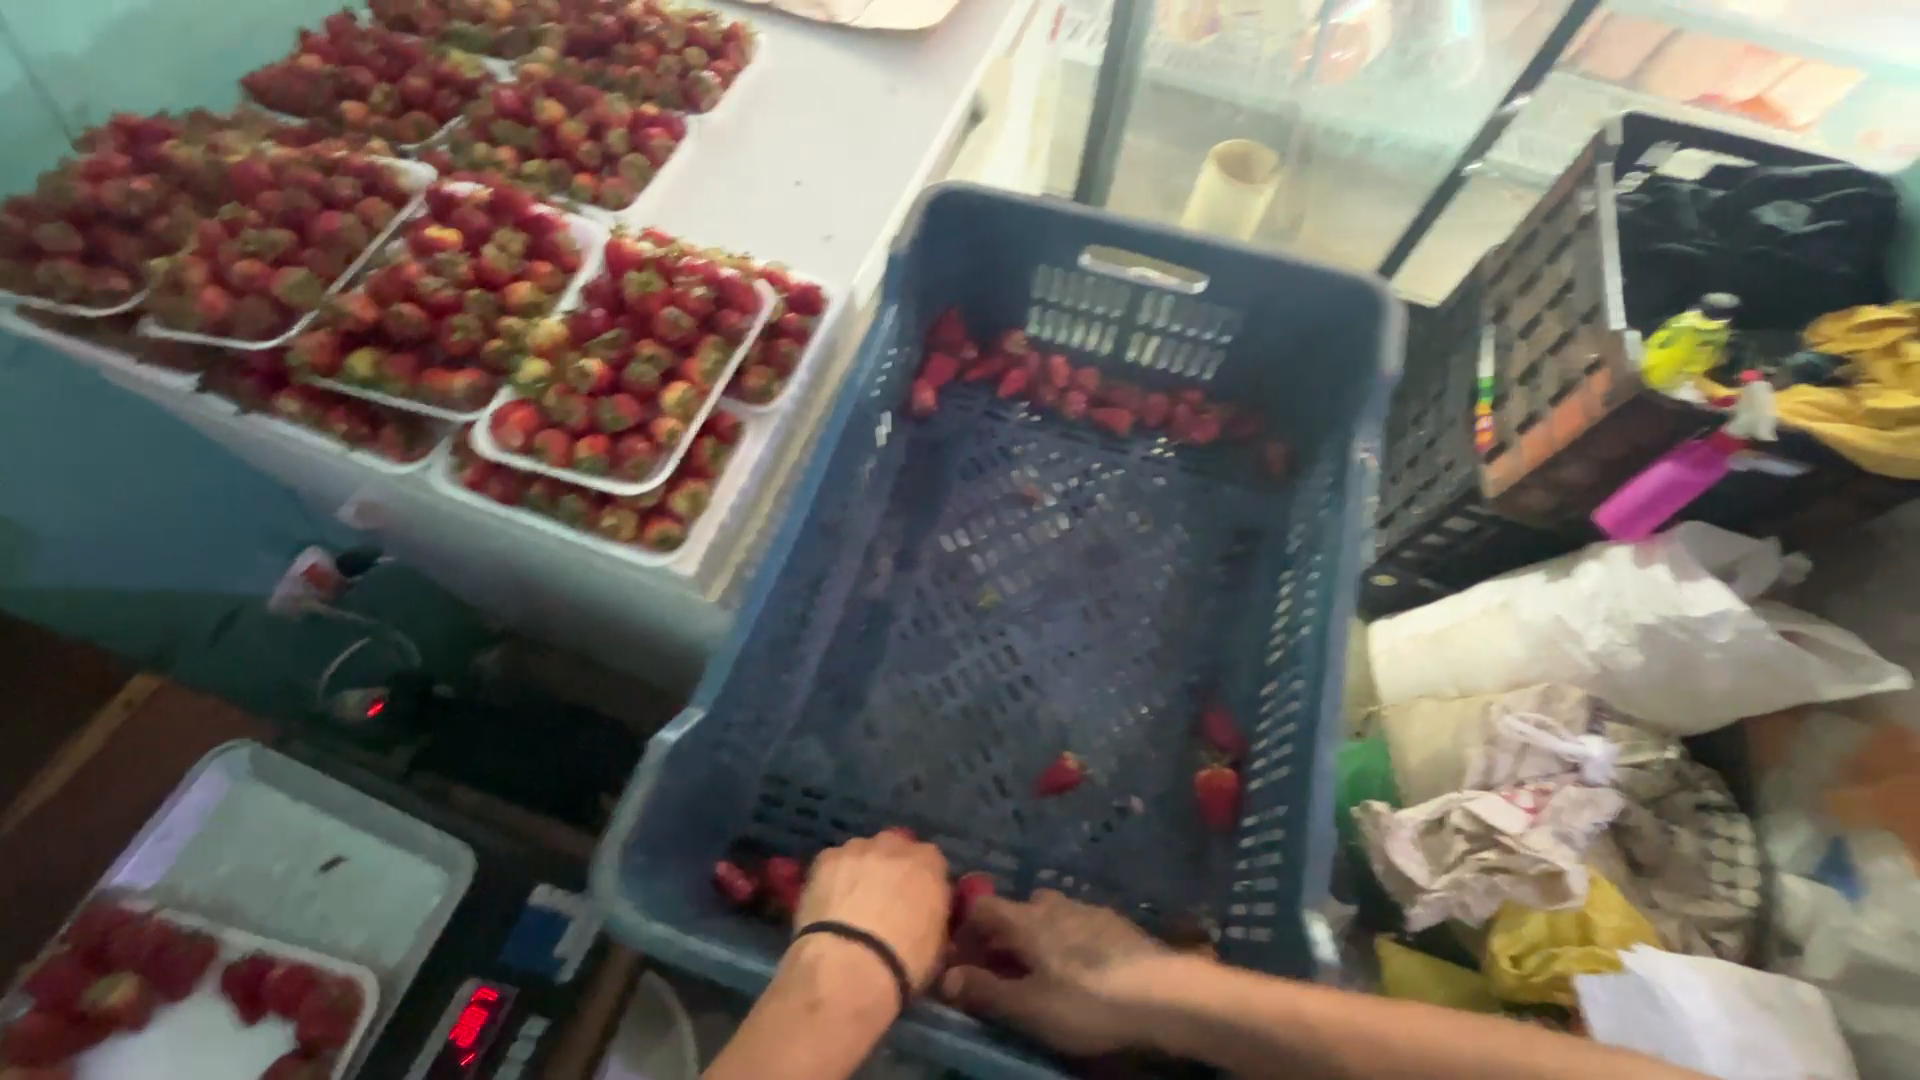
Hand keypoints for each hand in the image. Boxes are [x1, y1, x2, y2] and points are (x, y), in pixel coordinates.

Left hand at [793, 830, 950, 991]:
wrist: (850, 967)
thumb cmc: (904, 963)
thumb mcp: (938, 945)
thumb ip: (935, 917)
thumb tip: (926, 917)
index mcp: (930, 862)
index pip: (932, 862)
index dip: (923, 882)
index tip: (917, 903)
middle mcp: (894, 846)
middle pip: (895, 848)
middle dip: (891, 867)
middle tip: (883, 900)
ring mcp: (857, 849)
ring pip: (862, 851)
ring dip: (861, 869)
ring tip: (851, 903)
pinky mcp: (825, 859)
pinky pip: (833, 863)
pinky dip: (832, 878)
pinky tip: (828, 903)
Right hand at [939, 890, 1179, 1055]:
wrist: (1164, 992)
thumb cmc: (1087, 1001)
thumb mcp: (1029, 1006)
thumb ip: (985, 990)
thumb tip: (945, 977)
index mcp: (1025, 919)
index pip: (982, 906)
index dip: (966, 928)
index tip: (961, 957)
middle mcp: (1052, 904)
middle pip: (1015, 910)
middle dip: (1001, 936)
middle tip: (998, 971)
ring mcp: (1087, 909)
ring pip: (1048, 916)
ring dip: (1035, 937)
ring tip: (1038, 971)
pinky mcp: (1114, 923)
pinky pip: (1076, 924)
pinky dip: (1064, 940)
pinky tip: (1077, 968)